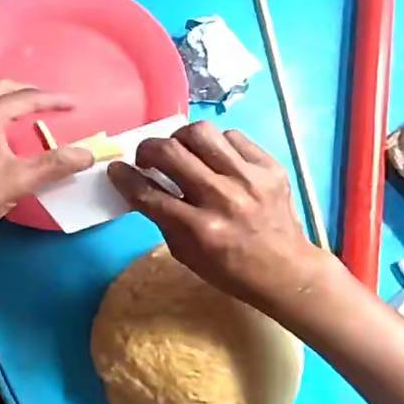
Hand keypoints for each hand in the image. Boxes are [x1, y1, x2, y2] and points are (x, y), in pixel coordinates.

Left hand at [0, 79, 94, 243]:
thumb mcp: (18, 182)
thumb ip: (54, 165)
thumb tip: (87, 154)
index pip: (25, 98)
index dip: (52, 100)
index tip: (73, 105)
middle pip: (1, 87)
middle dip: (28, 92)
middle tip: (48, 104)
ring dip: (4, 93)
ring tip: (21, 107)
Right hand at [108, 121, 336, 317]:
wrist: (286, 271)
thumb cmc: (228, 269)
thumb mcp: (185, 253)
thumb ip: (162, 217)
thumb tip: (139, 185)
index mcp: (200, 229)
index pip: (149, 193)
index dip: (125, 178)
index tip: (116, 170)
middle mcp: (223, 198)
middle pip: (171, 152)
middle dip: (148, 150)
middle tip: (147, 159)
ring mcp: (250, 178)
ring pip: (200, 133)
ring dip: (180, 139)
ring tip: (181, 152)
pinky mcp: (270, 166)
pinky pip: (232, 136)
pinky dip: (214, 144)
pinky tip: (213, 158)